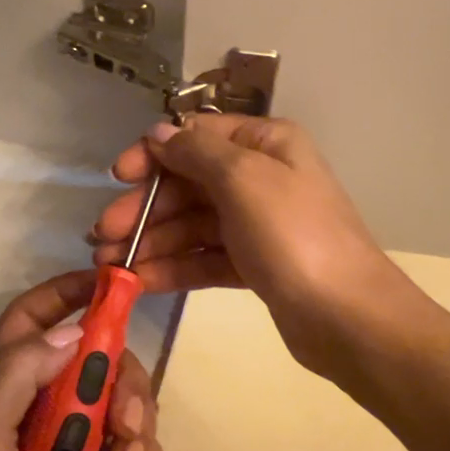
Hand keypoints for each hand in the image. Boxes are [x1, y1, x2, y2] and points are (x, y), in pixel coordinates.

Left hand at [0, 271, 163, 450]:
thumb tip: (69, 331)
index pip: (31, 319)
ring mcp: (79, 443)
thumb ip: (11, 381)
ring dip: (133, 435)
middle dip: (121, 380)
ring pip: (130, 402)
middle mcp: (42, 408)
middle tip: (124, 419)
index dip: (67, 293)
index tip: (113, 283)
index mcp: (1, 393)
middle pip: (99, 356)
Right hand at [92, 115, 420, 374]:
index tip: (118, 177)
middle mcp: (262, 177)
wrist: (347, 317)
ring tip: (108, 266)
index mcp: (266, 144)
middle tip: (102, 236)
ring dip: (151, 241)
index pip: (198, 136)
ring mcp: (258, 224)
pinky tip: (139, 281)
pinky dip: (172, 267)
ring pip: (192, 225)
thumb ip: (197, 152)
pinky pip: (204, 258)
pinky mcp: (254, 265)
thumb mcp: (244, 179)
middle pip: (190, 184)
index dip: (154, 154)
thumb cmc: (294, 236)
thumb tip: (161, 133)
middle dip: (145, 208)